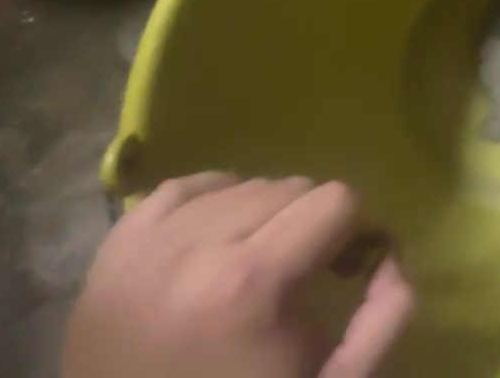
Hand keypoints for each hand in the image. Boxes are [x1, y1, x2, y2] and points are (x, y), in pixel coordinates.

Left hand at [63, 174, 414, 377]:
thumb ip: (388, 314)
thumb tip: (390, 254)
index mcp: (250, 282)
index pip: (336, 199)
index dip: (352, 233)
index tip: (342, 273)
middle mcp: (192, 252)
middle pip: (291, 185)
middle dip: (310, 223)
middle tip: (302, 273)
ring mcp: (142, 252)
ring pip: (242, 184)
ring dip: (264, 215)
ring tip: (258, 261)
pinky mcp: (109, 258)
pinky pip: (182, 189)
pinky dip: (212, 200)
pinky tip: (218, 236)